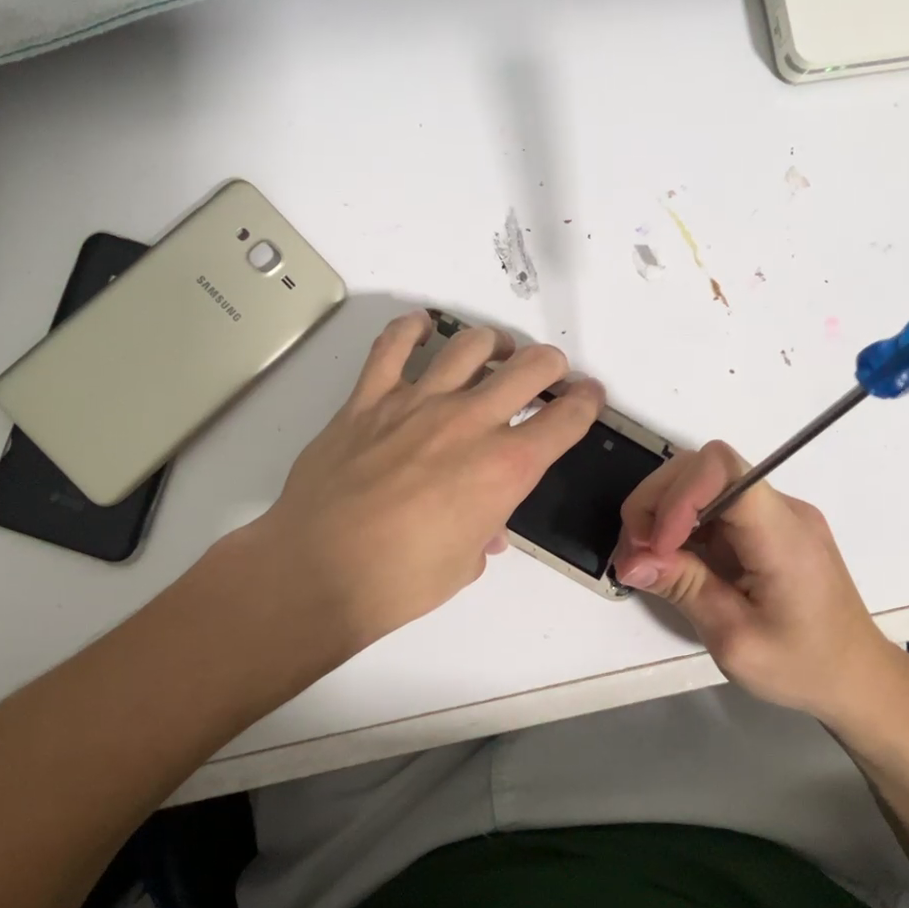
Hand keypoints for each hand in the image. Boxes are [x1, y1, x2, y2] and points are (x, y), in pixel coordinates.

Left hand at [250, 310, 603, 646]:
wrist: (320, 570)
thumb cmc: (400, 581)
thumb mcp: (463, 564)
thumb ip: (483, 531)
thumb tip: (486, 523)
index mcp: (505, 467)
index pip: (565, 419)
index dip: (586, 403)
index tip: (588, 396)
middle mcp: (469, 422)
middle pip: (528, 367)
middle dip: (549, 364)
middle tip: (547, 372)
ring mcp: (416, 403)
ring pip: (468, 346)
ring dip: (492, 343)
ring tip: (494, 351)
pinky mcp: (368, 399)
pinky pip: (392, 346)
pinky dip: (410, 328)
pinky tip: (420, 326)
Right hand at [611, 440, 907, 724]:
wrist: (857, 679)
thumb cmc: (803, 666)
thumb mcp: (735, 640)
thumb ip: (684, 589)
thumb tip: (630, 560)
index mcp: (782, 535)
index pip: (722, 468)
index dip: (675, 494)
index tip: (655, 544)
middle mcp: (782, 510)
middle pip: (703, 468)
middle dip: (657, 503)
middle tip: (635, 555)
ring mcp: (775, 515)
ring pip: (702, 483)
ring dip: (662, 513)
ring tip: (645, 561)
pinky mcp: (765, 528)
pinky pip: (713, 508)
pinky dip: (680, 526)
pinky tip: (669, 561)